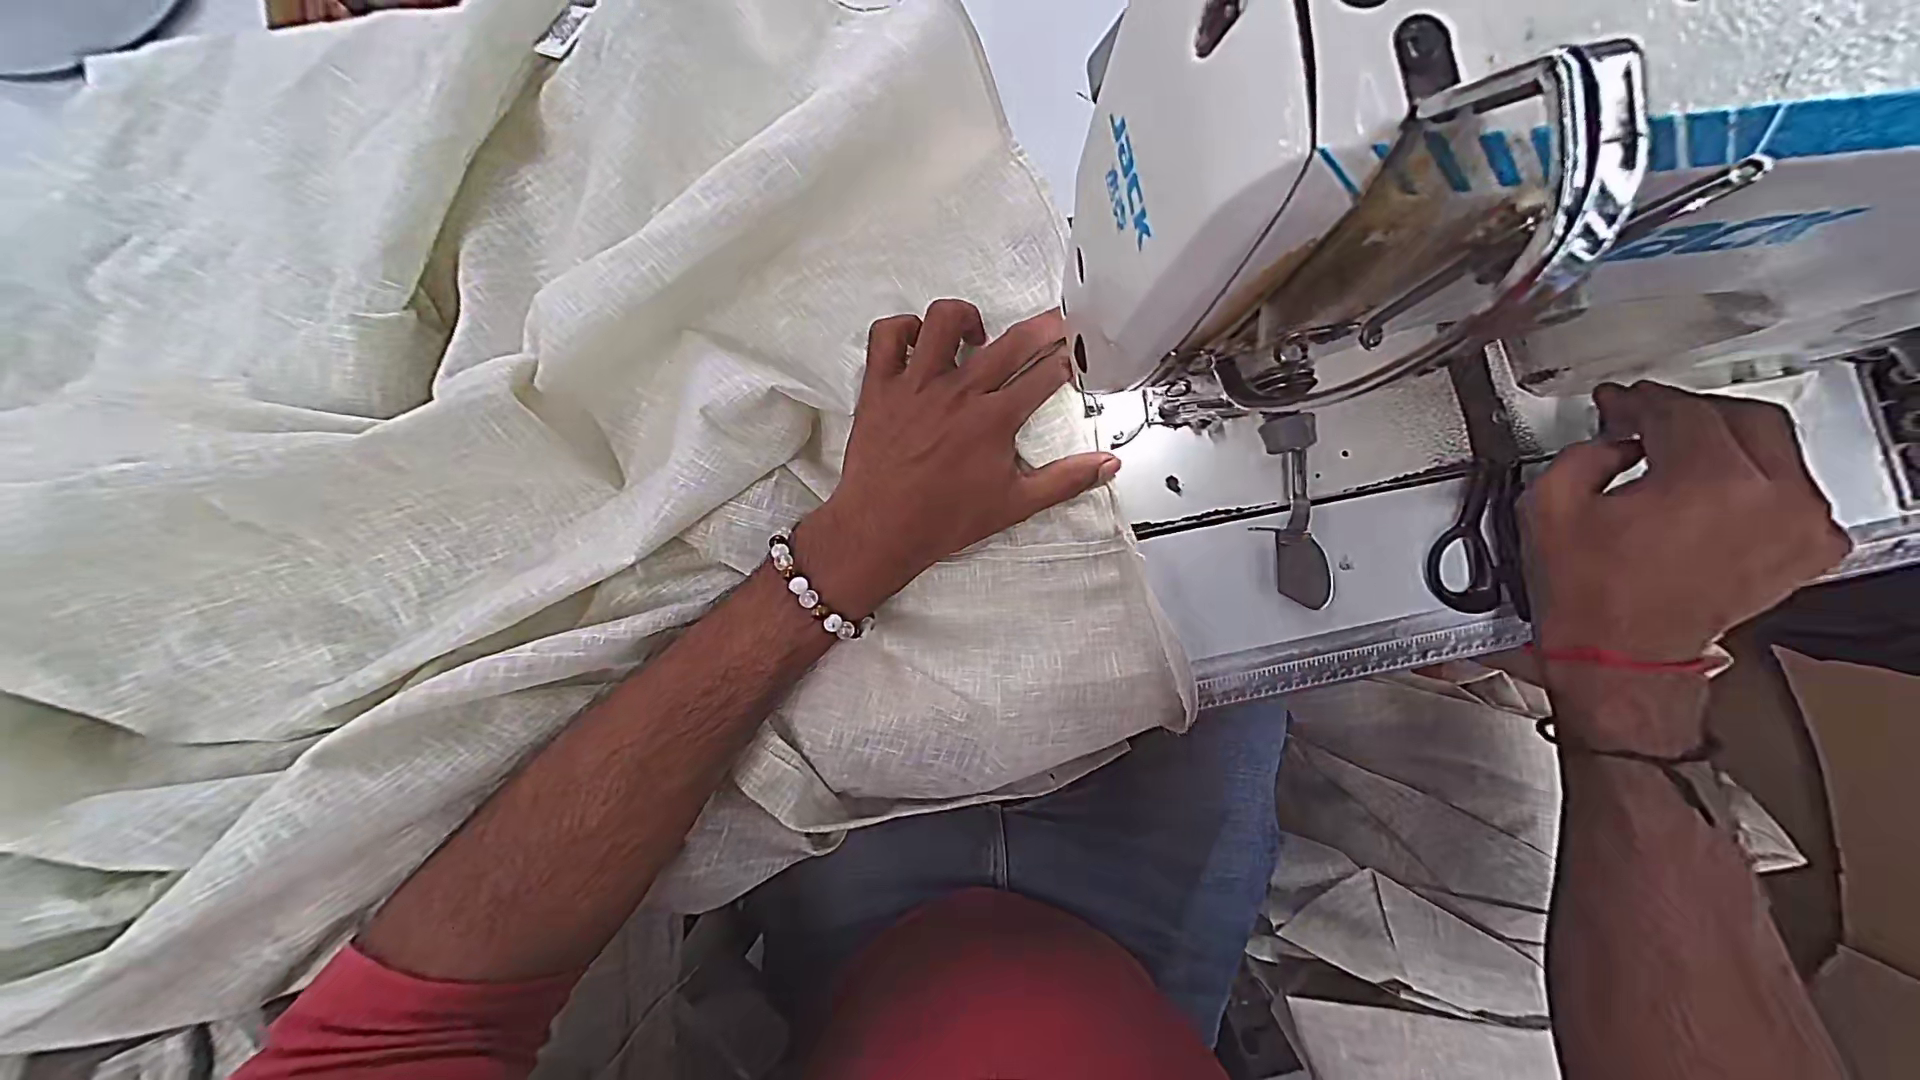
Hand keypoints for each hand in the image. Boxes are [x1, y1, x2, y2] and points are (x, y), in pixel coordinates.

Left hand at [792, 300, 1119, 617]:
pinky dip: (902, 328)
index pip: (1045, 374)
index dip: (1066, 360)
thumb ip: (1065, 480)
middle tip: (1053, 325)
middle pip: (1012, 340)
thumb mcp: (1015, 504)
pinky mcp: (881, 387)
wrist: (881, 529)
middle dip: (1044, 326)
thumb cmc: (939, 519)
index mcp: (993, 420)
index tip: (1071, 358)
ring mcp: (916, 385)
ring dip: (967, 316)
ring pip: (944, 320)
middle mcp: (957, 394)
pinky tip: (917, 341)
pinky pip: (887, 335)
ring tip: (977, 331)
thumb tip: (1104, 466)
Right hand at [1523, 382, 1850, 668]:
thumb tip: (1614, 444)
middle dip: (1687, 411)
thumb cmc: (1588, 592)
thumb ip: (1583, 455)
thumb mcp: (1548, 507)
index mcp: (1708, 482)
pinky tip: (1711, 485)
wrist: (1619, 650)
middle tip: (1646, 414)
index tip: (1619, 401)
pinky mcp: (1809, 548)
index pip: (1680, 413)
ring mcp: (1801, 524)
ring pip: (1776, 451)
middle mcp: (1772, 497)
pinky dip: (1752, 478)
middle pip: (1743, 419)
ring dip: (1722, 441)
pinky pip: (1792, 490)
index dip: (1639, 401)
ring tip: (1675, 449)